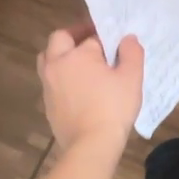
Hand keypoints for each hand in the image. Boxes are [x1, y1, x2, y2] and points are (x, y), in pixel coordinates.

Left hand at [37, 23, 144, 153]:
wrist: (91, 143)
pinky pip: (51, 79)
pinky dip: (61, 75)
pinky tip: (79, 86)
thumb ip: (131, 53)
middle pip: (59, 38)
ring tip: (82, 62)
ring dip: (62, 54)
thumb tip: (127, 38)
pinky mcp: (47, 101)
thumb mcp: (132, 77)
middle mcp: (57, 64)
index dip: (106, 37)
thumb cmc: (114, 106)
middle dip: (75, 35)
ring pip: (49, 58)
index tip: (117, 42)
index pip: (92, 36)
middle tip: (93, 41)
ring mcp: (48, 83)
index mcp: (78, 54)